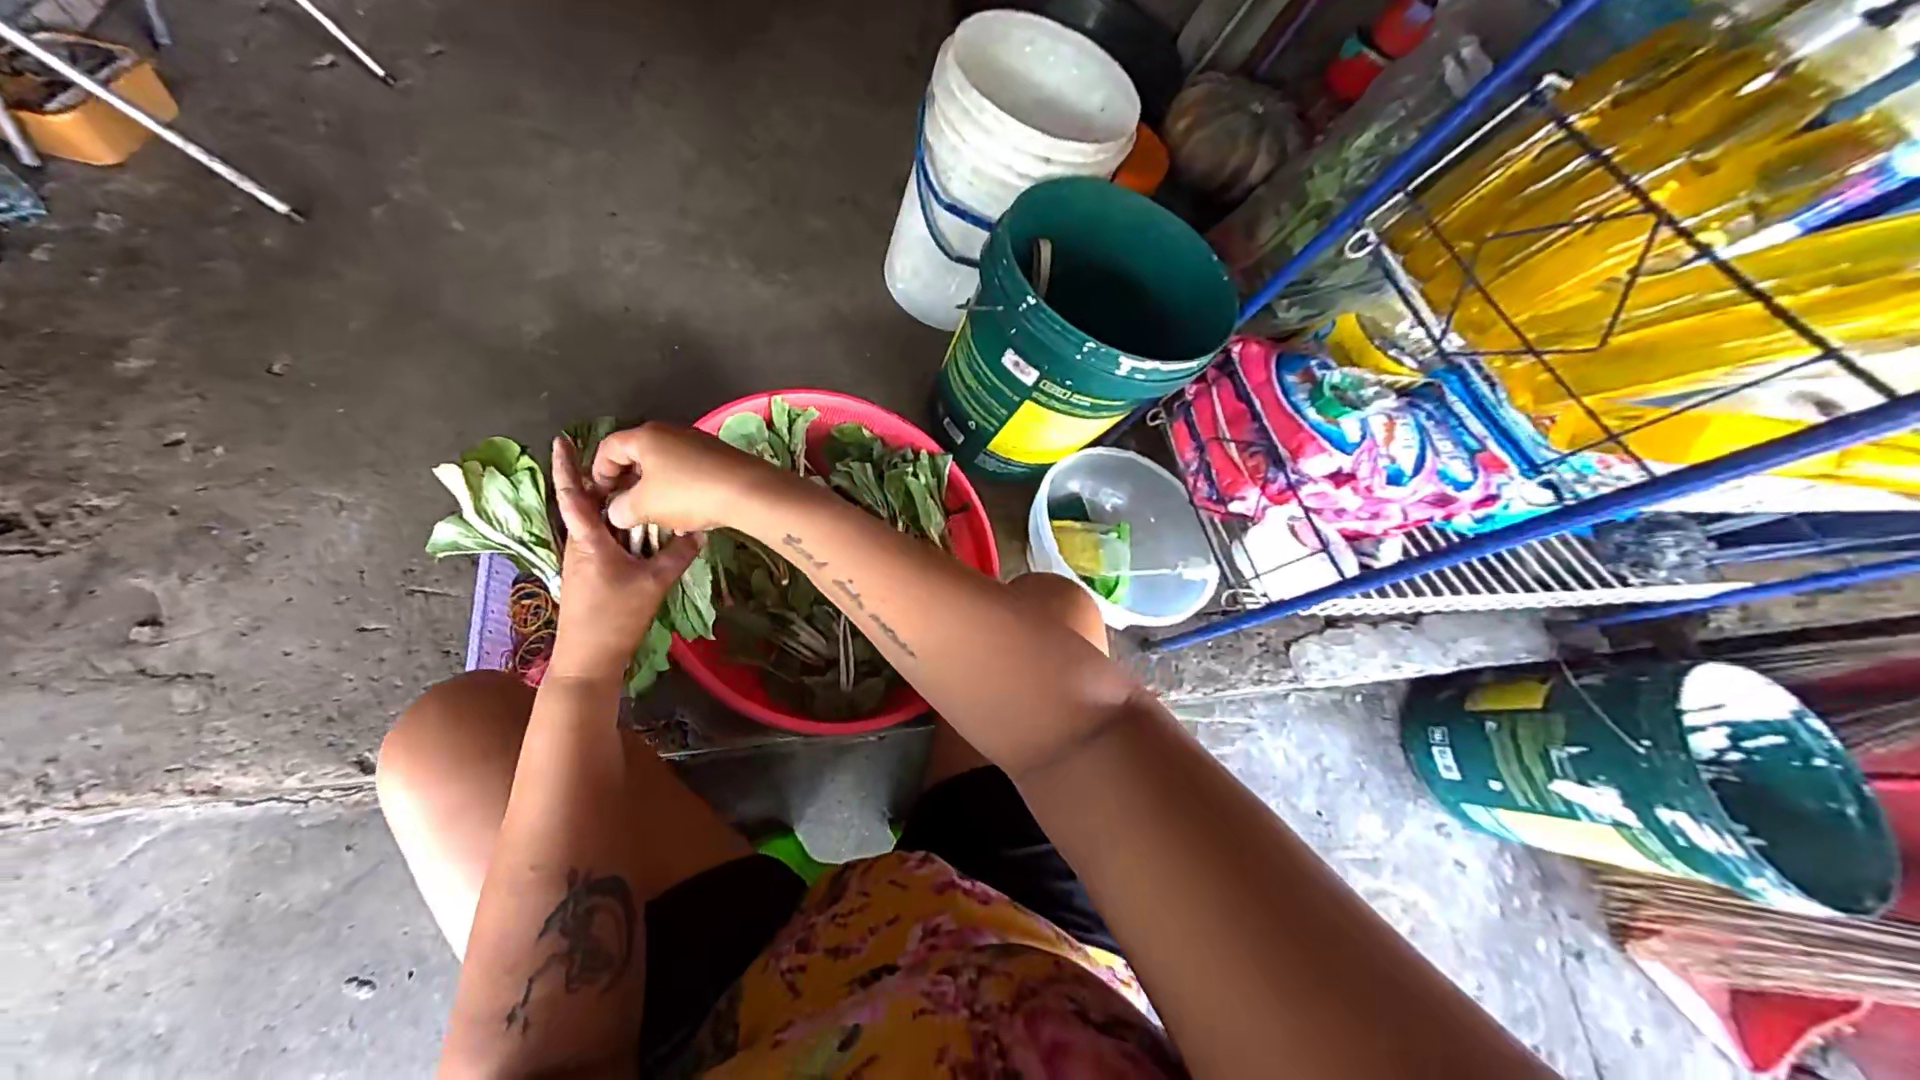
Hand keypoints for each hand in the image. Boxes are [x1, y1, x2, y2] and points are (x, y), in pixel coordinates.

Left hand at [547, 435, 700, 680]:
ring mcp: (581, 561)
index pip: (574, 495)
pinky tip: (634, 526)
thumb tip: (700, 530)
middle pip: (583, 504)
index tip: (562, 439)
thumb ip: (678, 554)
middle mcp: (579, 546)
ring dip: (607, 502)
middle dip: (594, 478)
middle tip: (612, 455)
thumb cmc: (616, 616)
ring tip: (629, 484)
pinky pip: (600, 539)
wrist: (589, 657)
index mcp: (588, 541)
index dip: (565, 466)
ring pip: (593, 522)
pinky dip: (614, 525)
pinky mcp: (588, 575)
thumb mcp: (654, 583)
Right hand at [593, 422, 779, 533]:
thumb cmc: (688, 494)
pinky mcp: (720, 457)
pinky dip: (681, 491)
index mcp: (646, 436)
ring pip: (666, 467)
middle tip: (628, 508)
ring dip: (657, 492)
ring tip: (658, 518)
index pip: (609, 448)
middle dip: (630, 484)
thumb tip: (618, 511)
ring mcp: (699, 442)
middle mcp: (671, 432)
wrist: (748, 492)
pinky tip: (688, 517)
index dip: (598, 473)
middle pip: (639, 456)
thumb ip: (621, 509)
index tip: (601, 497)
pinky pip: (690, 473)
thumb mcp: (644, 506)